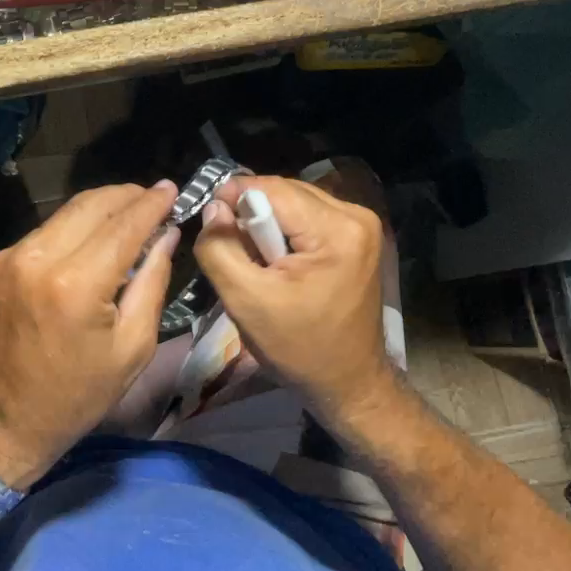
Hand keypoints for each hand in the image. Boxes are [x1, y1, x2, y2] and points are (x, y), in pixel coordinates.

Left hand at [0, 182, 179, 488]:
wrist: (5, 419)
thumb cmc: (77, 394)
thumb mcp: (132, 348)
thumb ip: (152, 282)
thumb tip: (167, 236)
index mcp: (76, 284)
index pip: (124, 226)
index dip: (152, 204)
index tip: (173, 188)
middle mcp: (39, 258)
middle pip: (91, 205)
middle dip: (127, 196)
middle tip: (155, 198)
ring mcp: (12, 257)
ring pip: (67, 212)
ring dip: (101, 208)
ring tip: (131, 216)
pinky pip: (47, 231)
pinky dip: (76, 227)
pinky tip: (95, 238)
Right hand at [194, 176, 391, 422]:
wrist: (347, 381)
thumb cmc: (298, 347)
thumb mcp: (245, 300)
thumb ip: (220, 248)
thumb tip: (212, 207)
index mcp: (336, 230)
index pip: (271, 188)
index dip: (233, 197)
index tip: (209, 220)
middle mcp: (356, 216)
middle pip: (284, 191)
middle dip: (251, 213)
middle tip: (232, 248)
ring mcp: (361, 224)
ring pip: (294, 201)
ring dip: (267, 223)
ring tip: (256, 260)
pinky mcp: (358, 236)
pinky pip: (307, 216)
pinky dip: (285, 232)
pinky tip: (278, 262)